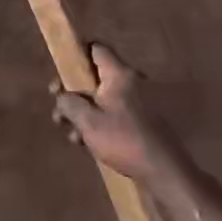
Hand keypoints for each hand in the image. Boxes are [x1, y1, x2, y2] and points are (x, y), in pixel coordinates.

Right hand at [51, 45, 189, 183]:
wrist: (164, 171)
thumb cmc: (124, 140)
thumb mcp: (88, 122)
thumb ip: (69, 104)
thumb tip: (61, 95)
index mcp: (119, 75)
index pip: (97, 49)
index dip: (77, 53)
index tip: (61, 69)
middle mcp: (130, 83)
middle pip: (95, 78)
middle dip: (73, 94)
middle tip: (57, 108)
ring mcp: (138, 103)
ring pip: (102, 100)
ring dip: (83, 113)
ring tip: (71, 134)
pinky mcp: (141, 122)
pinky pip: (114, 114)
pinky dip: (99, 123)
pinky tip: (87, 143)